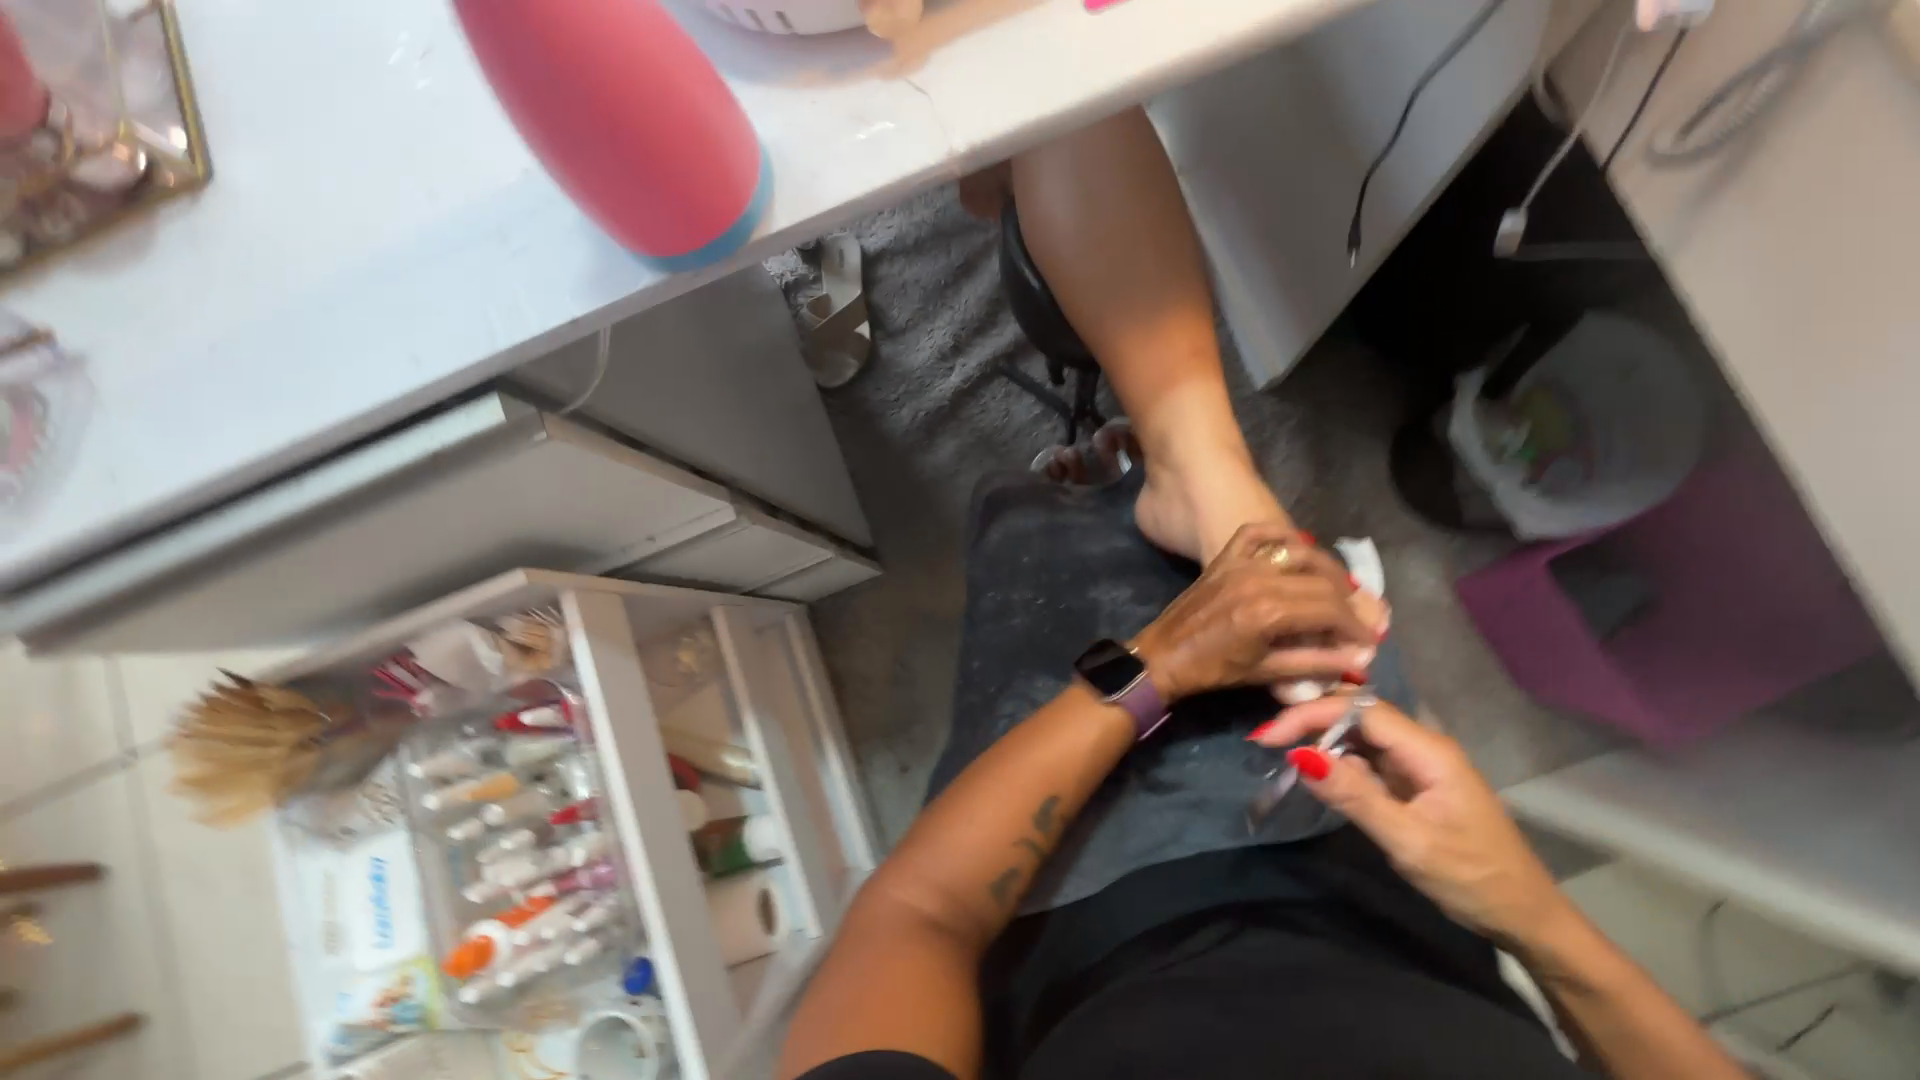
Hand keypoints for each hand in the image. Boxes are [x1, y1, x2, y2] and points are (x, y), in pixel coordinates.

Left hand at [1131, 522, 1375, 702]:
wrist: (1163, 656)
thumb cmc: (1213, 670)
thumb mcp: (1266, 672)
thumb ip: (1315, 663)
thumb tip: (1359, 660)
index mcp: (1269, 611)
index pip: (1330, 609)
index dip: (1356, 626)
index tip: (1368, 640)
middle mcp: (1259, 579)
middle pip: (1321, 581)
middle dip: (1346, 602)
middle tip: (1356, 620)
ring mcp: (1240, 563)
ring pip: (1298, 552)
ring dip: (1325, 568)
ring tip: (1337, 589)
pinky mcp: (1224, 558)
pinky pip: (1258, 533)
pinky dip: (1281, 535)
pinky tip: (1298, 548)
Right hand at [1249, 695, 1573, 948]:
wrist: (1525, 916)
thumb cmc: (1472, 879)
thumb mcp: (1409, 841)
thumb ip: (1355, 797)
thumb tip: (1300, 756)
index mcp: (1429, 750)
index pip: (1360, 711)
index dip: (1310, 715)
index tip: (1267, 738)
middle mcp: (1423, 746)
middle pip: (1358, 713)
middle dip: (1310, 719)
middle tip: (1266, 741)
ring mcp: (1419, 764)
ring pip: (1361, 734)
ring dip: (1321, 738)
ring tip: (1280, 751)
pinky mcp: (1414, 783)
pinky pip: (1368, 757)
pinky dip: (1337, 759)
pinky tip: (1316, 771)